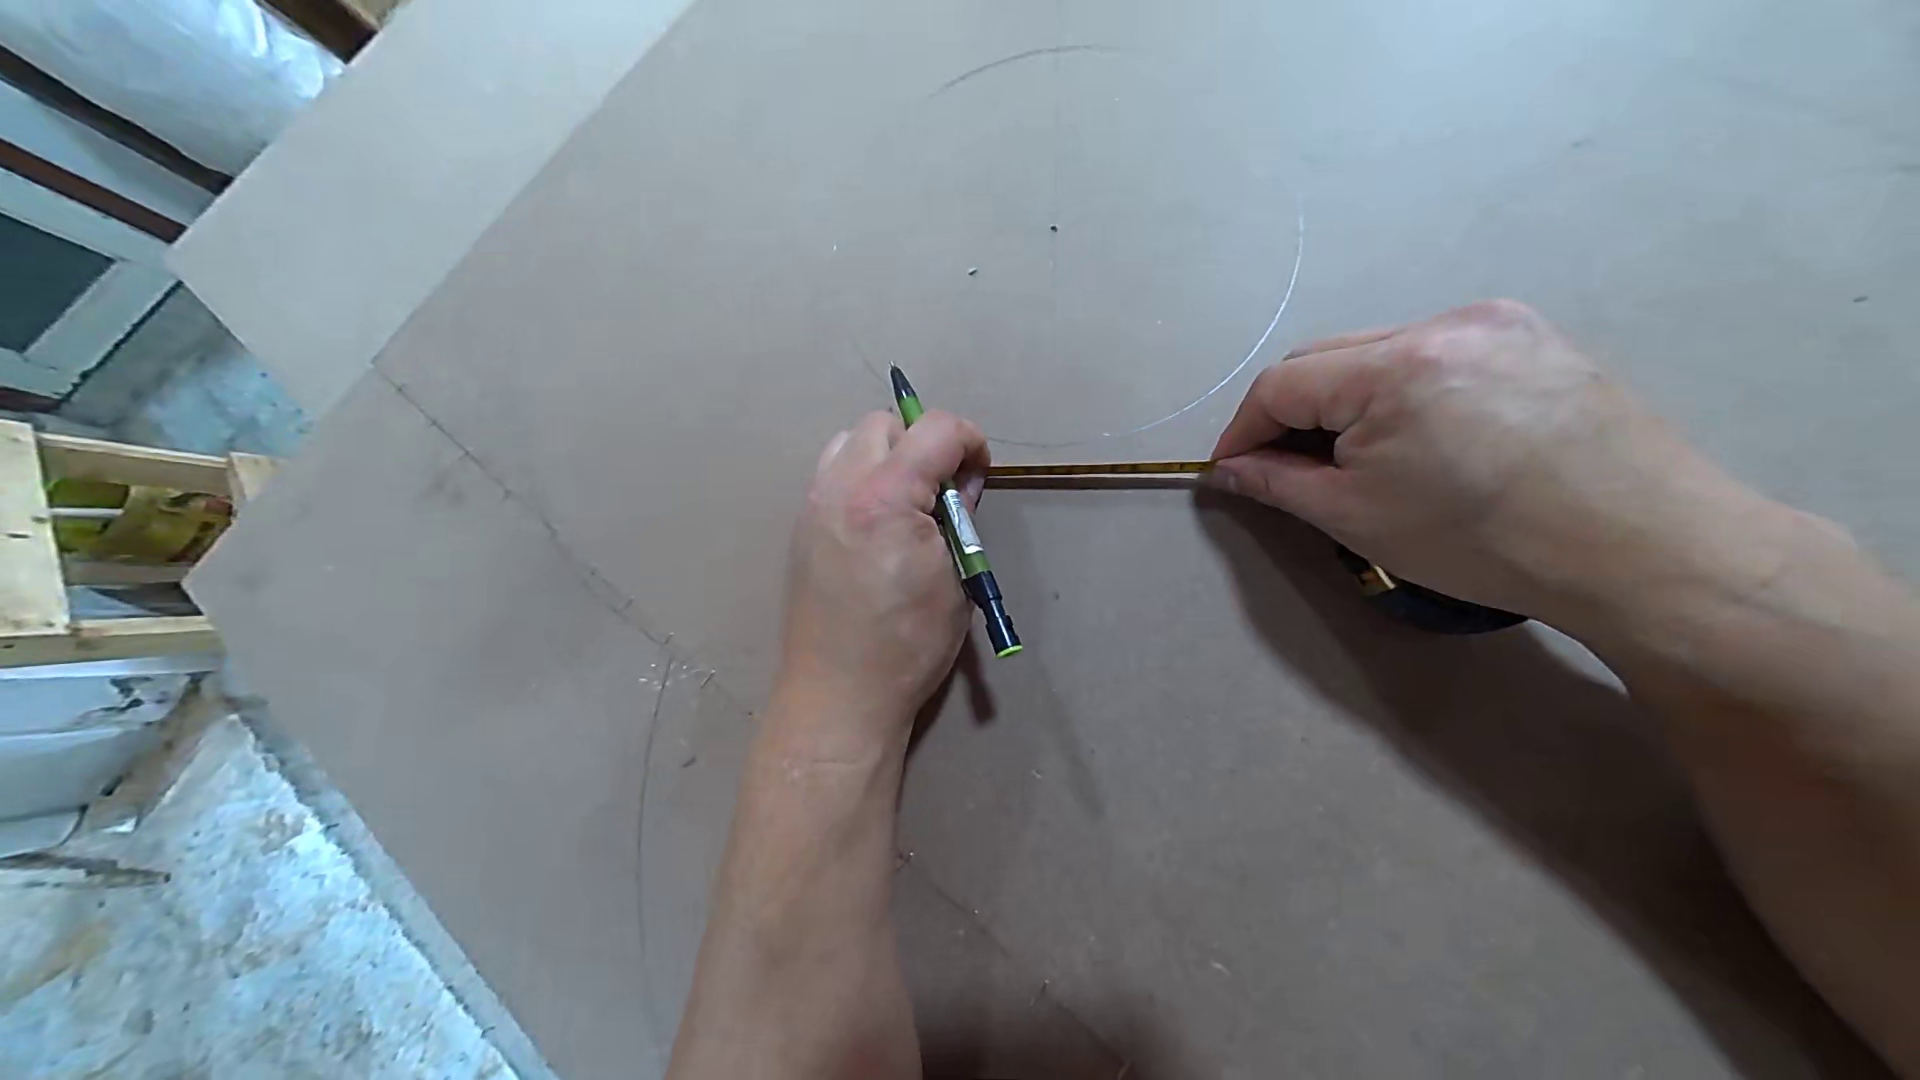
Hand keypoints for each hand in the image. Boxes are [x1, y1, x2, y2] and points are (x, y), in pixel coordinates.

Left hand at [775, 409, 989, 737]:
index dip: (970, 440)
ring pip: (851, 440)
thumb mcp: (956, 579)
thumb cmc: (908, 645)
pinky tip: (877, 519)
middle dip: (925, 442)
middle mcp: (839, 488)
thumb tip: (959, 487)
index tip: (978, 472)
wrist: (839, 693)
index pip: (934, 429)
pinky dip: (862, 476)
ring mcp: (812, 505)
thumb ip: (958, 520)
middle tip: (943, 489)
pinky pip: (832, 473)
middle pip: (886, 422)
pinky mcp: (801, 525)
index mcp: (885, 498)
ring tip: (907, 500)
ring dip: (888, 454)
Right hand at [1210, 300, 1782, 623]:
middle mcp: (1443, 322)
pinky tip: (1413, 432)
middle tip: (1286, 466)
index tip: (1231, 469)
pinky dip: (1396, 389)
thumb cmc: (1481, 542)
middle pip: (1325, 359)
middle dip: (1289, 413)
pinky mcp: (1532, 336)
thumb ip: (1277, 482)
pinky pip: (1430, 353)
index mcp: (1393, 367)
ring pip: (1375, 352)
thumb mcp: (1355, 517)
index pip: (1281, 384)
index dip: (1243, 429)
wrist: (1645, 550)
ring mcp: (1495, 321)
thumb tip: (1227, 470)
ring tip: (1351, 454)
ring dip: (1342, 399)